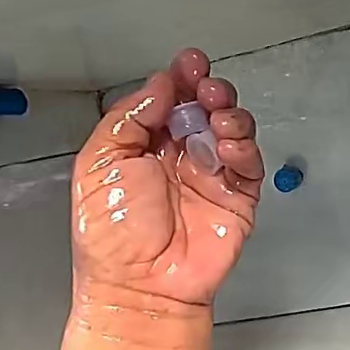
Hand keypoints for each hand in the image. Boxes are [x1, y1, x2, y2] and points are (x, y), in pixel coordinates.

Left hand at [71, 49, 263, 309]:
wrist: (140, 286)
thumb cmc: (113, 232)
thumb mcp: (101, 162)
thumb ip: (130, 118)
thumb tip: (161, 85)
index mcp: (146, 145)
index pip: (170, 101)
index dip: (181, 78)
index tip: (189, 63)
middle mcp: (181, 157)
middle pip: (206, 109)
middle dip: (210, 90)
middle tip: (207, 85)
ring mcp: (211, 177)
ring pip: (232, 130)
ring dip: (230, 114)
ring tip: (218, 114)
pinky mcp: (237, 199)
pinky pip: (249, 164)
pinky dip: (245, 147)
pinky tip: (229, 145)